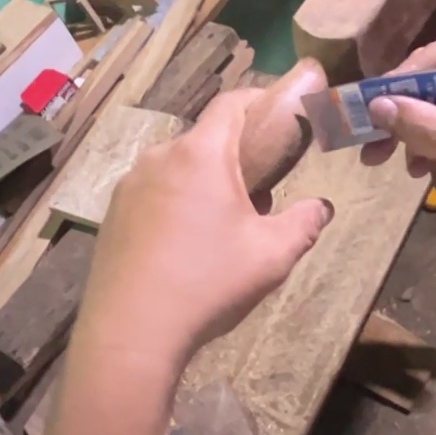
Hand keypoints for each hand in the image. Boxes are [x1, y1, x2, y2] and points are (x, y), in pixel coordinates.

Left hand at [76, 86, 334, 369]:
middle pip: (205, 139)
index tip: (278, 112)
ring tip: (224, 226)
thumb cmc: (207, 284)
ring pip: (178, 168)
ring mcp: (130, 185)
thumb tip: (322, 207)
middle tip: (260, 193)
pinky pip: (154, 192)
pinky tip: (185, 246)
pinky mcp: (113, 214)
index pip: (231, 104)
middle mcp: (160, 157)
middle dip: (235, 157)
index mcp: (200, 154)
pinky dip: (177, 202)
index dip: (257, 100)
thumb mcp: (271, 256)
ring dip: (205, 182)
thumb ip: (303, 224)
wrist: (130, 334)